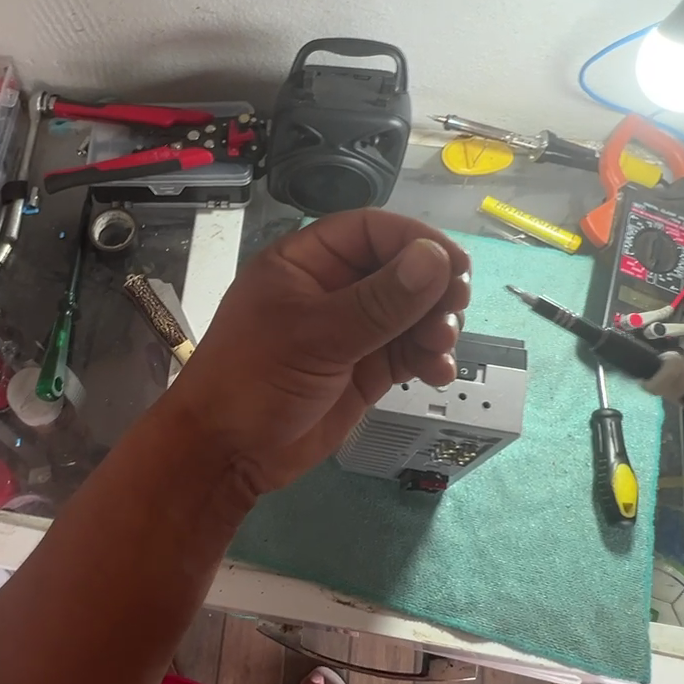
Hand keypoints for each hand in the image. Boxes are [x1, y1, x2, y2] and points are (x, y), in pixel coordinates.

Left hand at [161, 209, 470, 497]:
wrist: (228, 452)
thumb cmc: (254, 380)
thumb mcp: (314, 336)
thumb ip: (378, 301)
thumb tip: (436, 259)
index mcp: (302, 263)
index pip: (368, 231)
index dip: (414, 241)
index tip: (455, 266)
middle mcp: (328, 289)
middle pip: (396, 269)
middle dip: (431, 287)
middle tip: (454, 309)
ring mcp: (348, 330)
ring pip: (409, 312)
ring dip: (434, 324)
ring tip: (439, 347)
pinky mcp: (363, 369)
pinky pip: (407, 350)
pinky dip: (427, 357)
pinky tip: (436, 373)